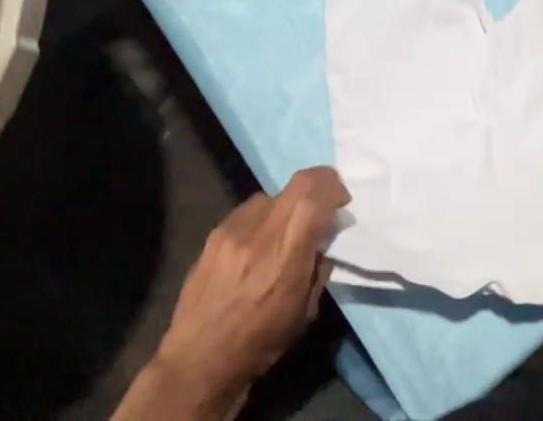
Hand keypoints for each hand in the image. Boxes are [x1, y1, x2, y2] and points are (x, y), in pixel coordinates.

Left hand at [117, 167, 350, 419]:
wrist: (199, 359)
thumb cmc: (260, 343)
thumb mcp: (304, 313)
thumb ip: (318, 268)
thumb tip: (324, 240)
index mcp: (286, 258)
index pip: (312, 197)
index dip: (333, 187)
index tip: (342, 201)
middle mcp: (259, 235)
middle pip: (296, 182)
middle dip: (318, 185)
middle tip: (323, 204)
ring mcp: (233, 230)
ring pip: (271, 195)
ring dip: (287, 205)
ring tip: (285, 232)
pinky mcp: (214, 233)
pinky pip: (248, 210)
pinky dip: (263, 217)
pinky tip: (258, 243)